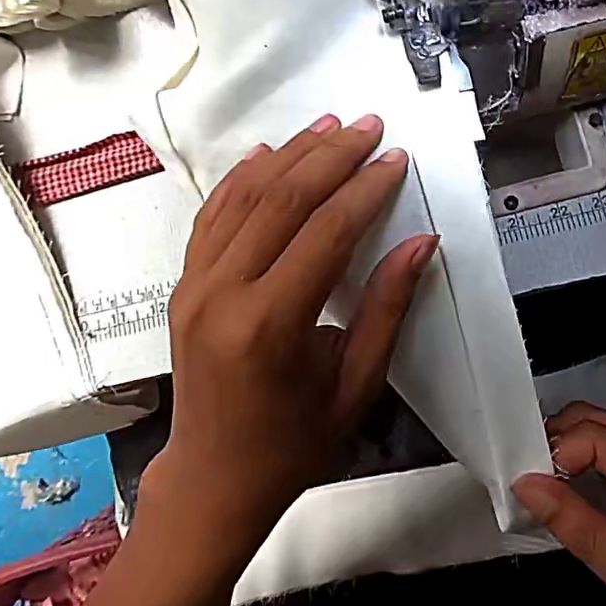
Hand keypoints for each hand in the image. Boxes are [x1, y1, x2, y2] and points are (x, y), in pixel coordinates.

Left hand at [39, 113, 435, 605]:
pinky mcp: (183, 284)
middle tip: (368, 127)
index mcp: (269, 325)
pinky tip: (267, 153)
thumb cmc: (291, 445)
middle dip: (331, 157)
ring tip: (328, 127)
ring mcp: (194, 285)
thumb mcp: (355, 387)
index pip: (326, 232)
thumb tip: (422, 245)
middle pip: (283, 200)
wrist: (211, 479)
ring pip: (245, 197)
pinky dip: (241, 178)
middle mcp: (222, 294)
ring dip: (290, 155)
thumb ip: (387, 309)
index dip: (366, 189)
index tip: (395, 159)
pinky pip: (213, 215)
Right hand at [513, 404, 605, 605]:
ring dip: (565, 458)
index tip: (526, 482)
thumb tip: (531, 486)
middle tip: (525, 481)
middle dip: (555, 447)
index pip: (597, 437)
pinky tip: (563, 498)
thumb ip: (579, 527)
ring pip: (598, 438)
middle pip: (596, 425)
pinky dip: (579, 474)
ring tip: (539, 491)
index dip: (556, 455)